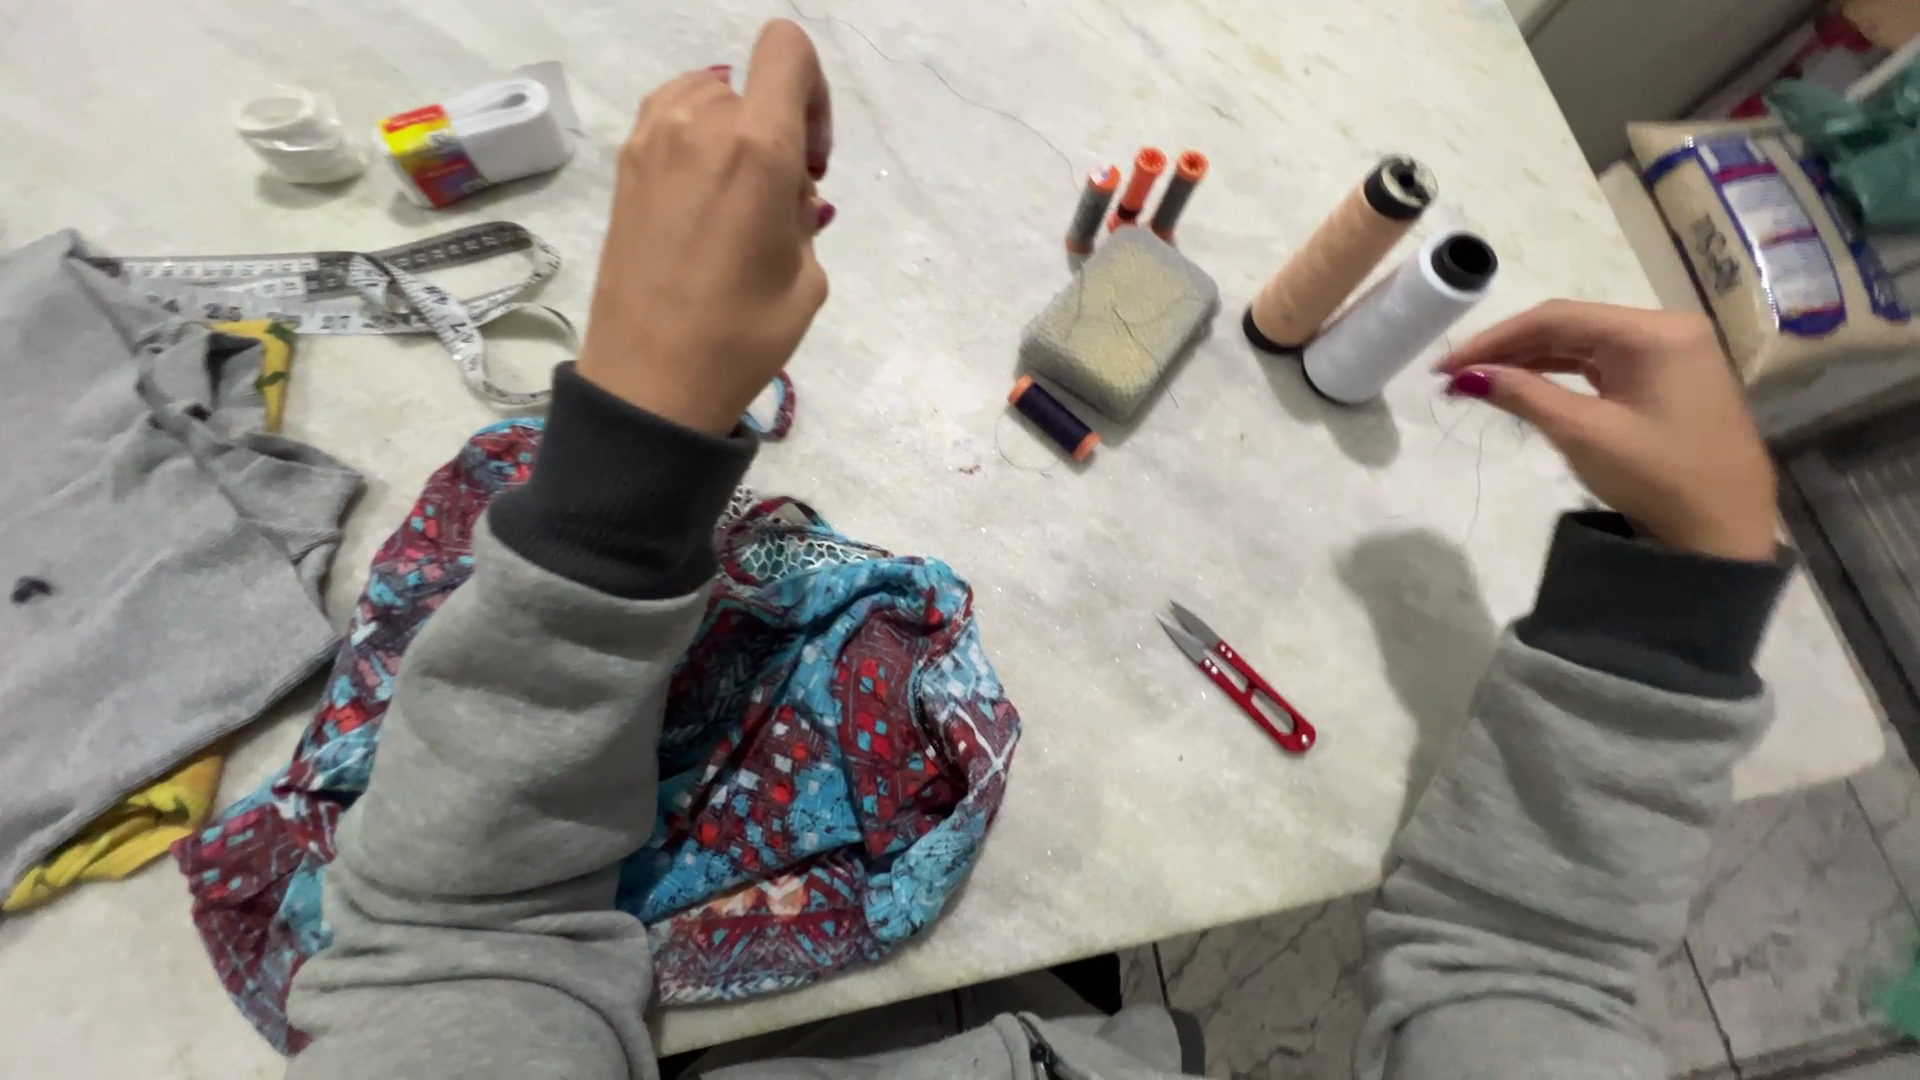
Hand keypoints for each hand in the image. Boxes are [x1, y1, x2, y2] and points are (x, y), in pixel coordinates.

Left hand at [576, 19, 833, 435]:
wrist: (651, 379)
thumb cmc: (743, 339)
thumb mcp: (807, 281)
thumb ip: (804, 217)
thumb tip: (786, 194)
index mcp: (757, 148)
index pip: (788, 51)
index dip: (815, 94)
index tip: (812, 158)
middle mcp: (699, 122)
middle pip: (751, 85)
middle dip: (777, 133)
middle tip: (778, 206)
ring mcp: (651, 139)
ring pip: (709, 98)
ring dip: (735, 136)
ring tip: (737, 204)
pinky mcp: (624, 165)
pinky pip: (671, 120)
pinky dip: (697, 142)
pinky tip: (702, 202)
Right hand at [1437, 301, 1777, 562]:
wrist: (1719, 526)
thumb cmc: (1655, 473)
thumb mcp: (1580, 431)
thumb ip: (1521, 394)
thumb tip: (1464, 376)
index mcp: (1654, 333)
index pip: (1555, 318)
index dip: (1492, 339)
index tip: (1444, 367)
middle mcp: (1663, 330)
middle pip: (1566, 325)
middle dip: (1504, 348)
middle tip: (1451, 376)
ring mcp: (1665, 353)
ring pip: (1577, 343)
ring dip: (1523, 359)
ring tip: (1474, 381)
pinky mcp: (1659, 378)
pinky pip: (1593, 363)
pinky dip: (1551, 372)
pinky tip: (1516, 384)